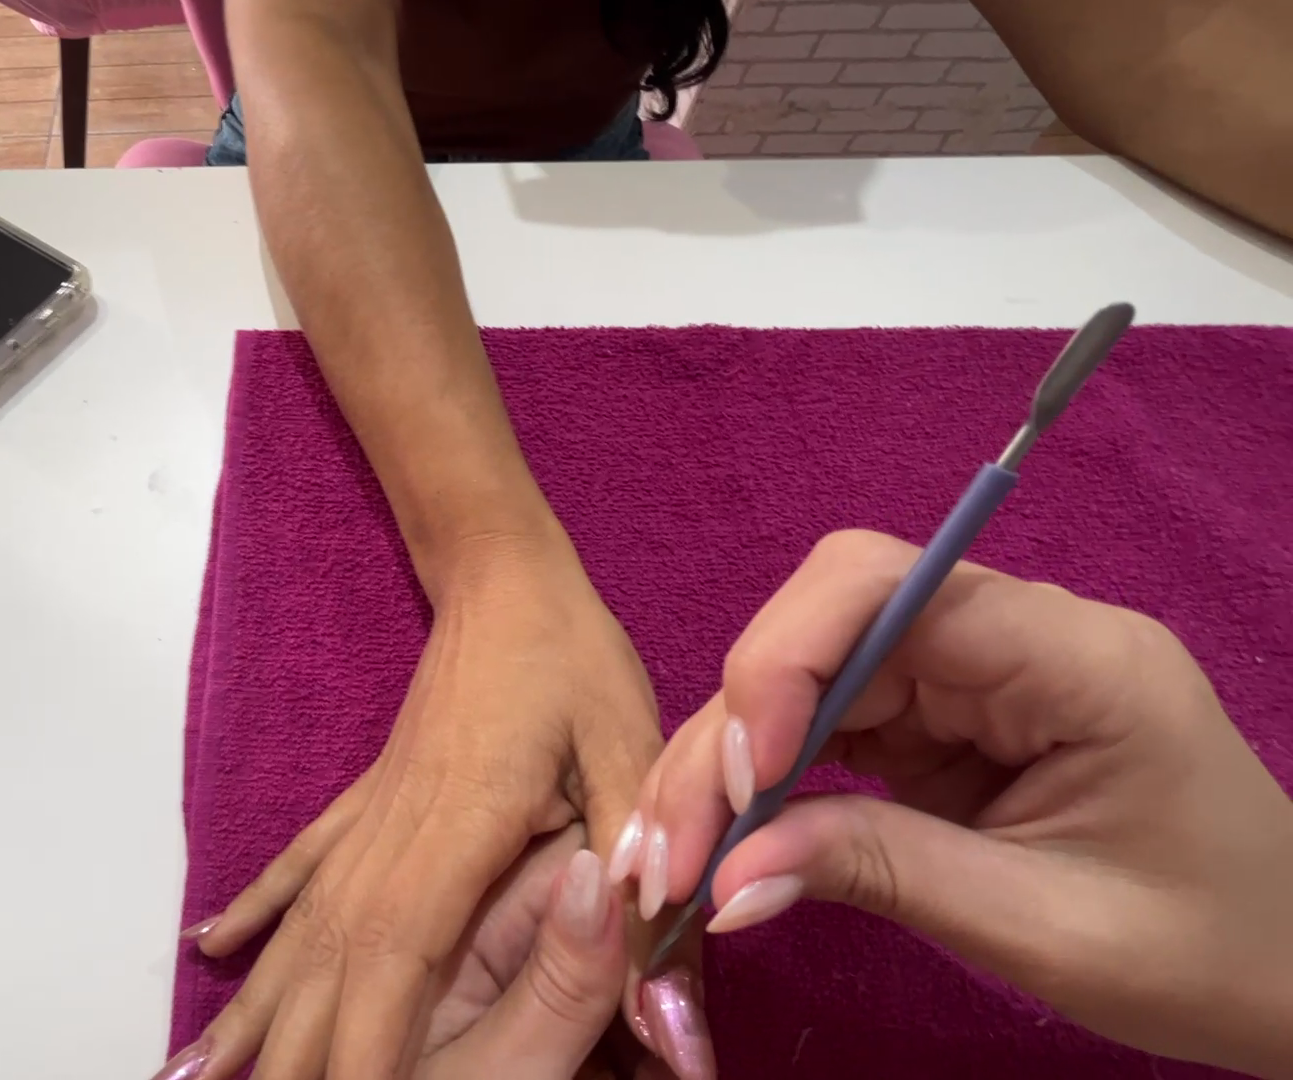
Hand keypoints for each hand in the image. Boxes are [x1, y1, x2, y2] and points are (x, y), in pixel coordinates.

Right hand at [160, 545, 704, 1078]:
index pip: (402, 949)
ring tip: (207, 1066)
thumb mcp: (629, 746)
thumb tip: (670, 999)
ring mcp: (375, 806)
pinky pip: (304, 859)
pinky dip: (257, 907)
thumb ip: (641, 863)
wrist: (500, 577)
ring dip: (262, 993)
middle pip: (337, 949)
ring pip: (307, 913)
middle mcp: (400, 824)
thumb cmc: (567, 654)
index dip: (366, 1043)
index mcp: (465, 819)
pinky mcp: (370, 790)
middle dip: (298, 1044)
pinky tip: (214, 942)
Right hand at [628, 530, 1292, 1078]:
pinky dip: (732, 781)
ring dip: (709, 763)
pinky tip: (701, 835)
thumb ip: (880, 874)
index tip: (744, 776)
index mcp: (1065, 653)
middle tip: (677, 842)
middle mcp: (985, 636)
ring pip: (778, 679)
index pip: (879, 588)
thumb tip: (725, 881)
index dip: (785, 661)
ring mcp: (935, 672)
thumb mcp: (1055, 930)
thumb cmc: (1221, 954)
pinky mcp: (898, 713)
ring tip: (668, 856)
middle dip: (727, 730)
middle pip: (805, 631)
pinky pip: (788, 723)